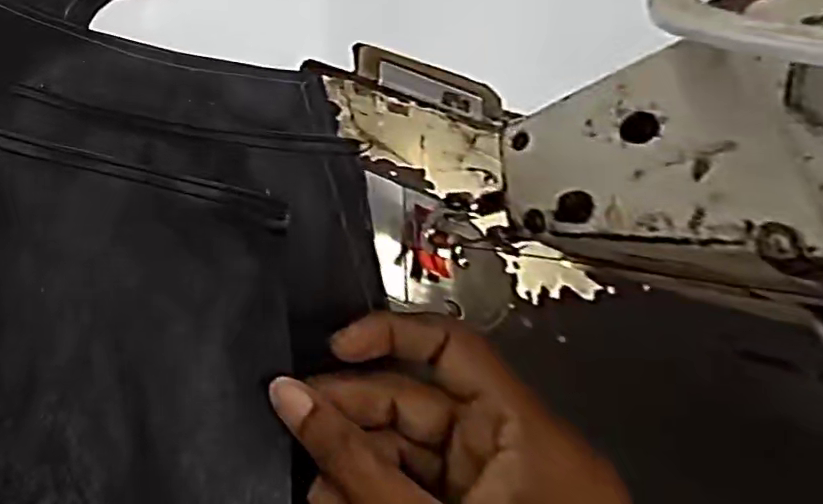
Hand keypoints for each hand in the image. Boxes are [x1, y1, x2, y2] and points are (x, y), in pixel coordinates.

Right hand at [268, 312, 629, 503]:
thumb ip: (352, 457)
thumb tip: (289, 396)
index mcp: (533, 439)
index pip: (449, 342)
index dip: (384, 334)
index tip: (335, 347)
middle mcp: (522, 455)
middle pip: (411, 397)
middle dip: (348, 416)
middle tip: (301, 425)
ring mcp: (506, 491)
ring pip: (405, 445)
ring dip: (352, 458)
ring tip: (317, 484)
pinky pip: (417, 482)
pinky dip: (375, 486)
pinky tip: (340, 496)